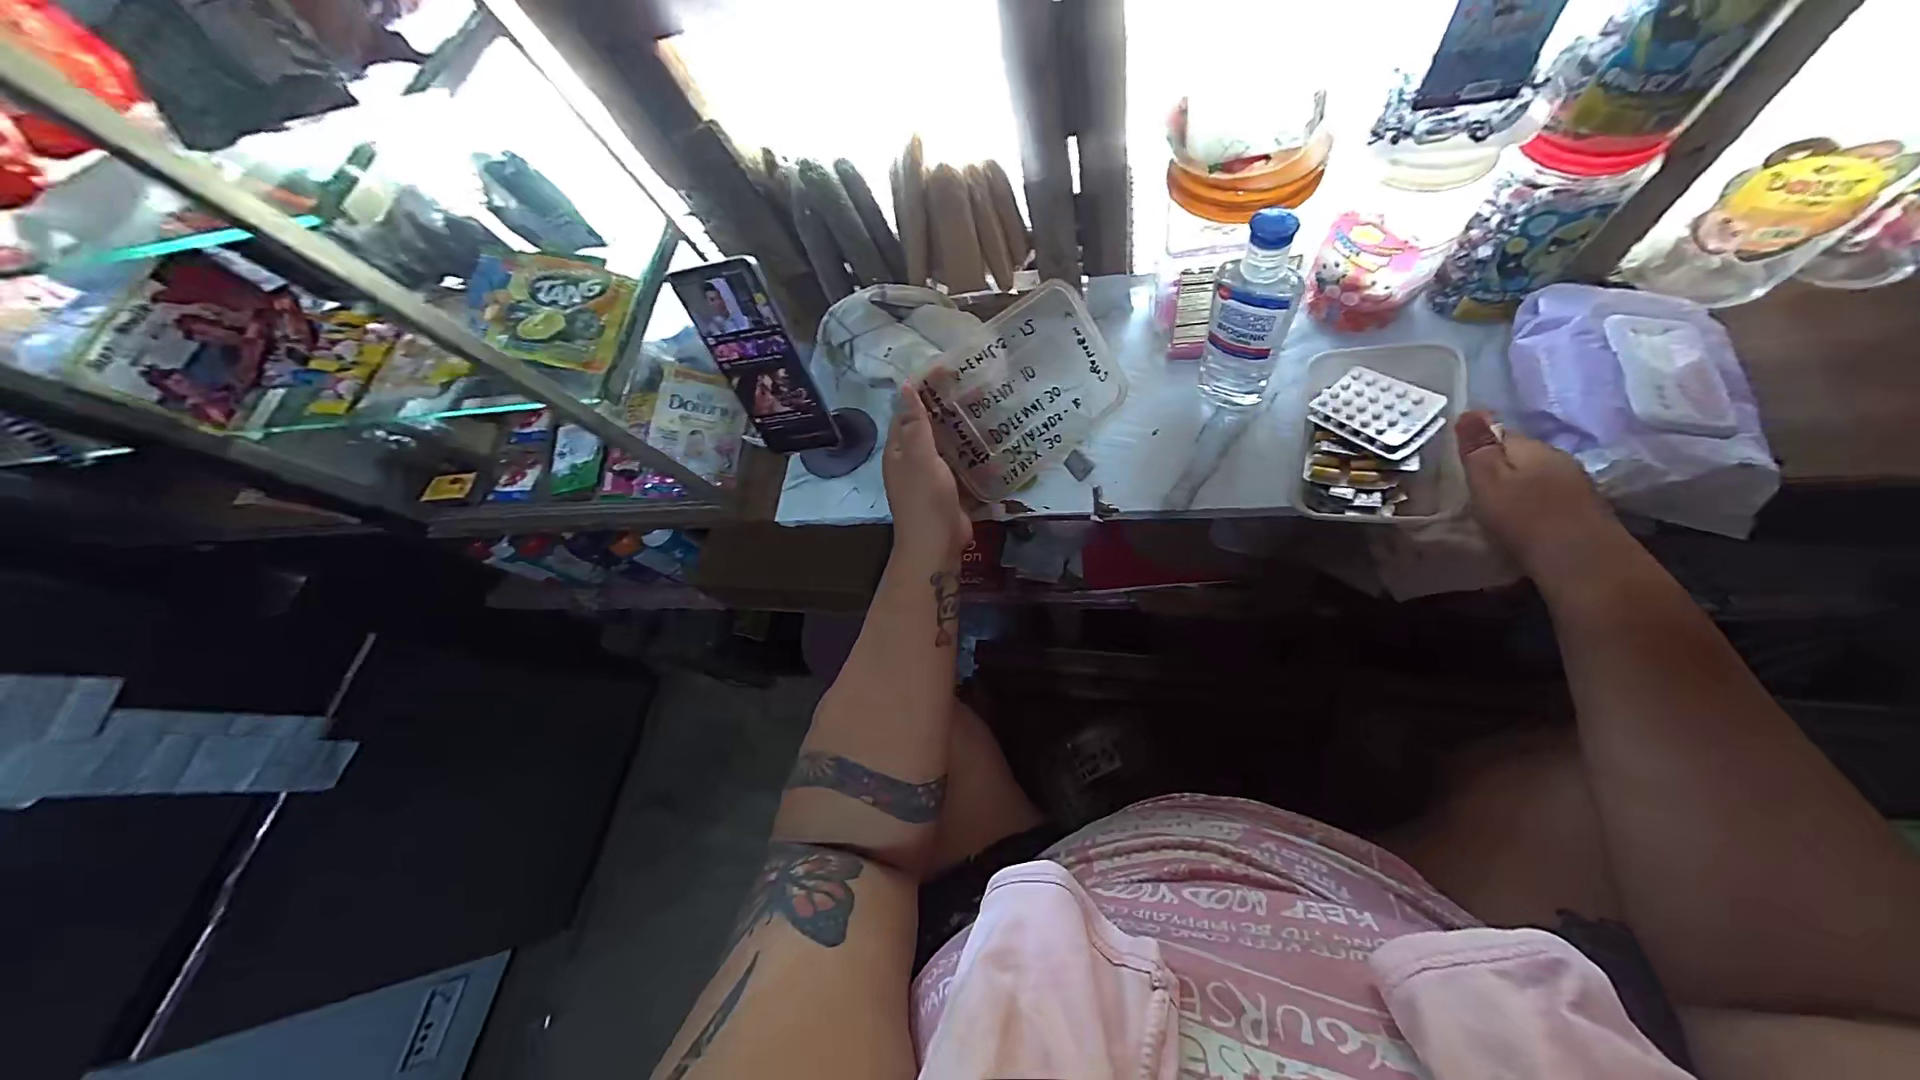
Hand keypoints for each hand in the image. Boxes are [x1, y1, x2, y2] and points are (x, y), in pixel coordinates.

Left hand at [884, 382, 971, 562]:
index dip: (924, 390)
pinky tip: (993, 442)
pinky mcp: (951, 490)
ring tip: (989, 407)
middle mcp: (913, 461)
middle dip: (948, 407)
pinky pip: (962, 465)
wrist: (937, 544)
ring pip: (947, 445)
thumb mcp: (919, 457)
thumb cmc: (925, 498)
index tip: (948, 371)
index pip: (908, 411)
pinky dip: (974, 453)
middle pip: (929, 427)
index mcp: (899, 450)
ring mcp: (932, 476)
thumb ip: (915, 423)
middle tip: (977, 386)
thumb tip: (905, 386)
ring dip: (963, 429)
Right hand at [1457, 410, 1623, 577]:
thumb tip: (1470, 409)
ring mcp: (1575, 483)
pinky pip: (1548, 494)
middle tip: (1473, 486)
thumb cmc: (1523, 516)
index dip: (1477, 445)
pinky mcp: (1582, 507)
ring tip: (1495, 503)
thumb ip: (1478, 446)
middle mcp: (1558, 458)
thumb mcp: (1487, 479)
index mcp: (1532, 447)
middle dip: (1498, 465)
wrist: (1580, 559)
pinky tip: (1522, 517)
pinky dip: (1533, 500)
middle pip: (1520, 454)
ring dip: (1517, 484)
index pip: (1499, 434)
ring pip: (1536, 474)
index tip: (1459, 463)